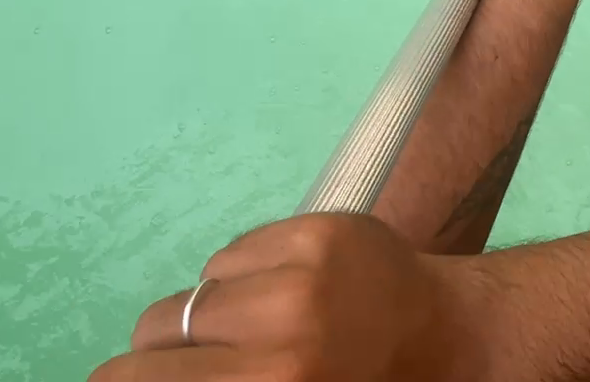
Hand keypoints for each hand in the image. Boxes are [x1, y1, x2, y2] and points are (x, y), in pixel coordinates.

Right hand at [91, 215, 474, 381]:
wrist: (450, 333)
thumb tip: (144, 375)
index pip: (139, 381)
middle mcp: (281, 321)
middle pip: (156, 328)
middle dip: (160, 355)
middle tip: (195, 365)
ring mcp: (305, 263)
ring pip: (197, 286)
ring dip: (207, 313)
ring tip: (248, 329)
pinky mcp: (322, 224)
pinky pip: (237, 250)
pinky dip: (242, 274)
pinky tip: (279, 291)